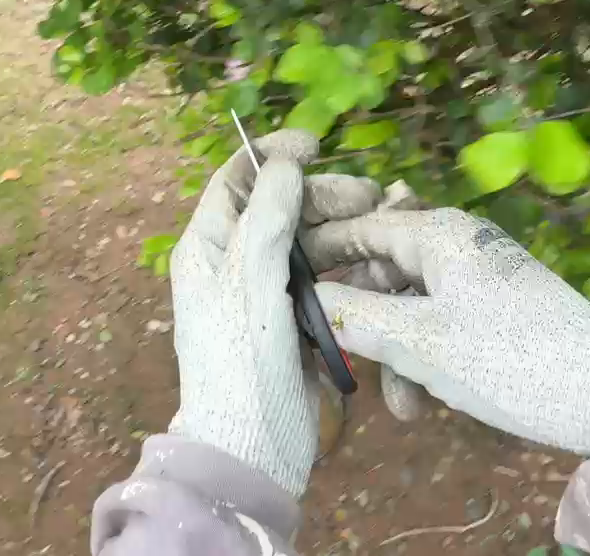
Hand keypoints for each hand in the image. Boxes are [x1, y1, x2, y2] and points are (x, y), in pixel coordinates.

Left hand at [167, 129, 382, 497]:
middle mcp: (234, 258)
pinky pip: (322, 269)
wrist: (253, 446)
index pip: (237, 179)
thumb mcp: (251, 278)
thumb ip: (268, 215)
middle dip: (320, 191)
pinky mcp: (295, 312)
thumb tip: (284, 160)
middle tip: (368, 192)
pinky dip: (346, 257)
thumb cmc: (241, 357)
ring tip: (379, 218)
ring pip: (304, 235)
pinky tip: (375, 256)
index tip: (313, 143)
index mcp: (209, 244)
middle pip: (279, 204)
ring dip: (339, 222)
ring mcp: (265, 287)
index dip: (271, 153)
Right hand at [306, 207, 589, 457]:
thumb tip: (310, 299)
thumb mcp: (422, 344)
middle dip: (366, 320)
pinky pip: (442, 319)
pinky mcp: (496, 304)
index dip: (322, 250)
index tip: (285, 275)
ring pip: (413, 303)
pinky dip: (427, 354)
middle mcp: (456, 242)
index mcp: (438, 233)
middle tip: (342, 361)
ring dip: (398, 351)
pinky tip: (428, 399)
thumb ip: (359, 317)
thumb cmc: (509, 359)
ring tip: (402, 407)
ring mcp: (478, 274)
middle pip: (386, 269)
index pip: (363, 227)